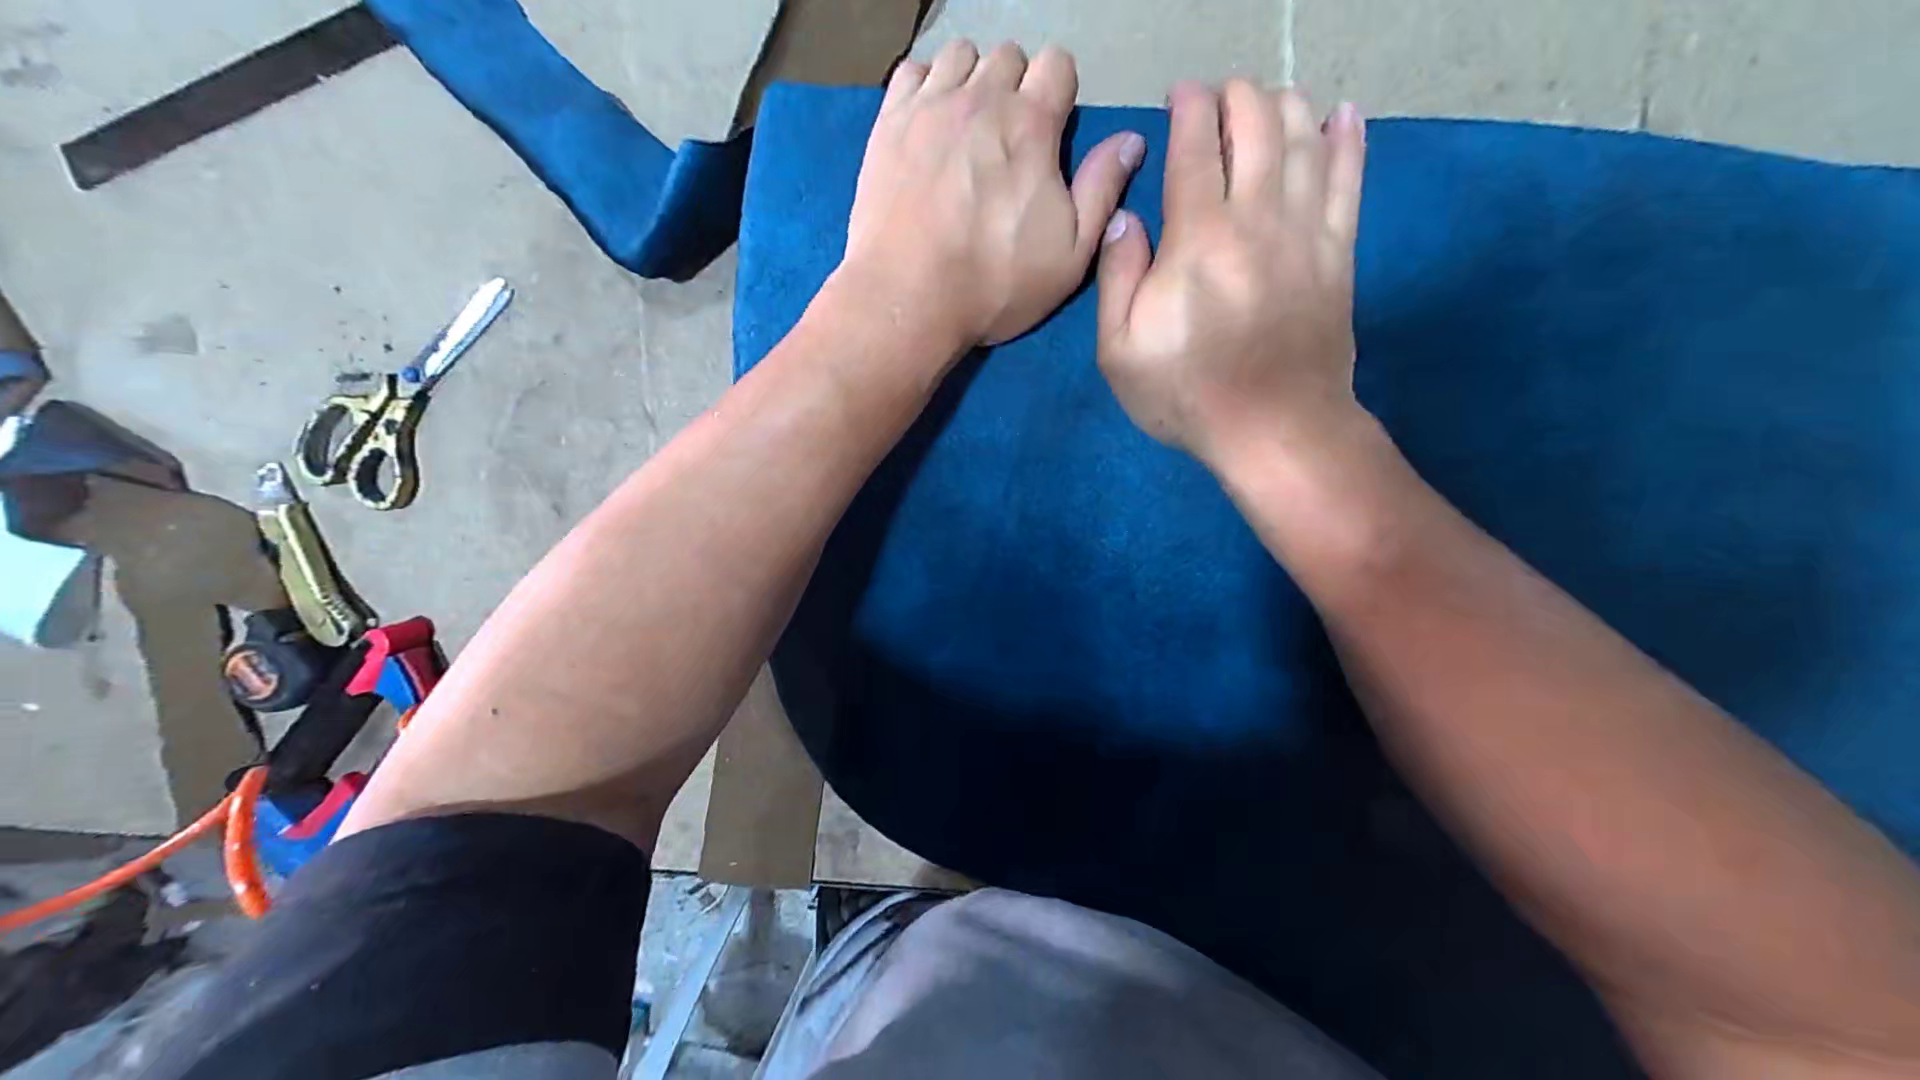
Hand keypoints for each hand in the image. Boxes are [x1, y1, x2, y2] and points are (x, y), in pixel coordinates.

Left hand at [837, 41, 1146, 349]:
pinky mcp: (888, 123)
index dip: (1059, 95)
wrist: (908, 300)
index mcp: (1032, 126)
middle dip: (1015, 88)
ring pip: (960, 56)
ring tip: (967, 130)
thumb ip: (1101, 190)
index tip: (1050, 135)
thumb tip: (1131, 141)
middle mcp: (981, 99)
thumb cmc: (994, 286)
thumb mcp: (1069, 256)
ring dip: (971, 82)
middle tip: (1006, 142)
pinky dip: (926, 87)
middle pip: (1008, 57)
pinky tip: (928, 125)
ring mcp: (929, 106)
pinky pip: (912, 71)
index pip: (1058, 64)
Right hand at [1095, 81, 1367, 467]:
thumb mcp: (1119, 350)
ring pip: (1305, 138)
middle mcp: (1256, 217)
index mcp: (1197, 238)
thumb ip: (1117, 277)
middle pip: (1256, 124)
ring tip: (1266, 99)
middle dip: (1236, 96)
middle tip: (1218, 97)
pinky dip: (1348, 139)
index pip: (1195, 146)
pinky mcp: (1338, 252)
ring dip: (1285, 105)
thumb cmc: (1185, 394)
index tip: (1179, 96)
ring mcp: (1305, 230)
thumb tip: (1125, 217)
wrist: (1272, 428)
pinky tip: (1342, 114)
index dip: (1188, 108)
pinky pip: (1350, 178)